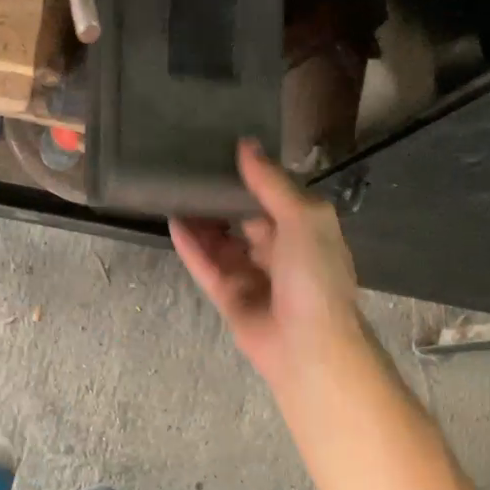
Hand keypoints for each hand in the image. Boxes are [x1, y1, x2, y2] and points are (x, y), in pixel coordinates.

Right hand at [170, 139, 360, 380]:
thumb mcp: (303, 218)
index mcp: (305, 230)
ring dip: (202, 222)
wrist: (306, 343)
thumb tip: (245, 146)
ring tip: (177, 193)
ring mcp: (251, 276)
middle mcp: (278, 251)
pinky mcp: (228, 298)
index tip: (224, 152)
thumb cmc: (315, 275)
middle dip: (222, 200)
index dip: (251, 178)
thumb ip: (271, 184)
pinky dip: (191, 247)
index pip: (274, 198)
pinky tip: (174, 223)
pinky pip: (206, 267)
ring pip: (222, 244)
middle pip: (244, 220)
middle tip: (192, 171)